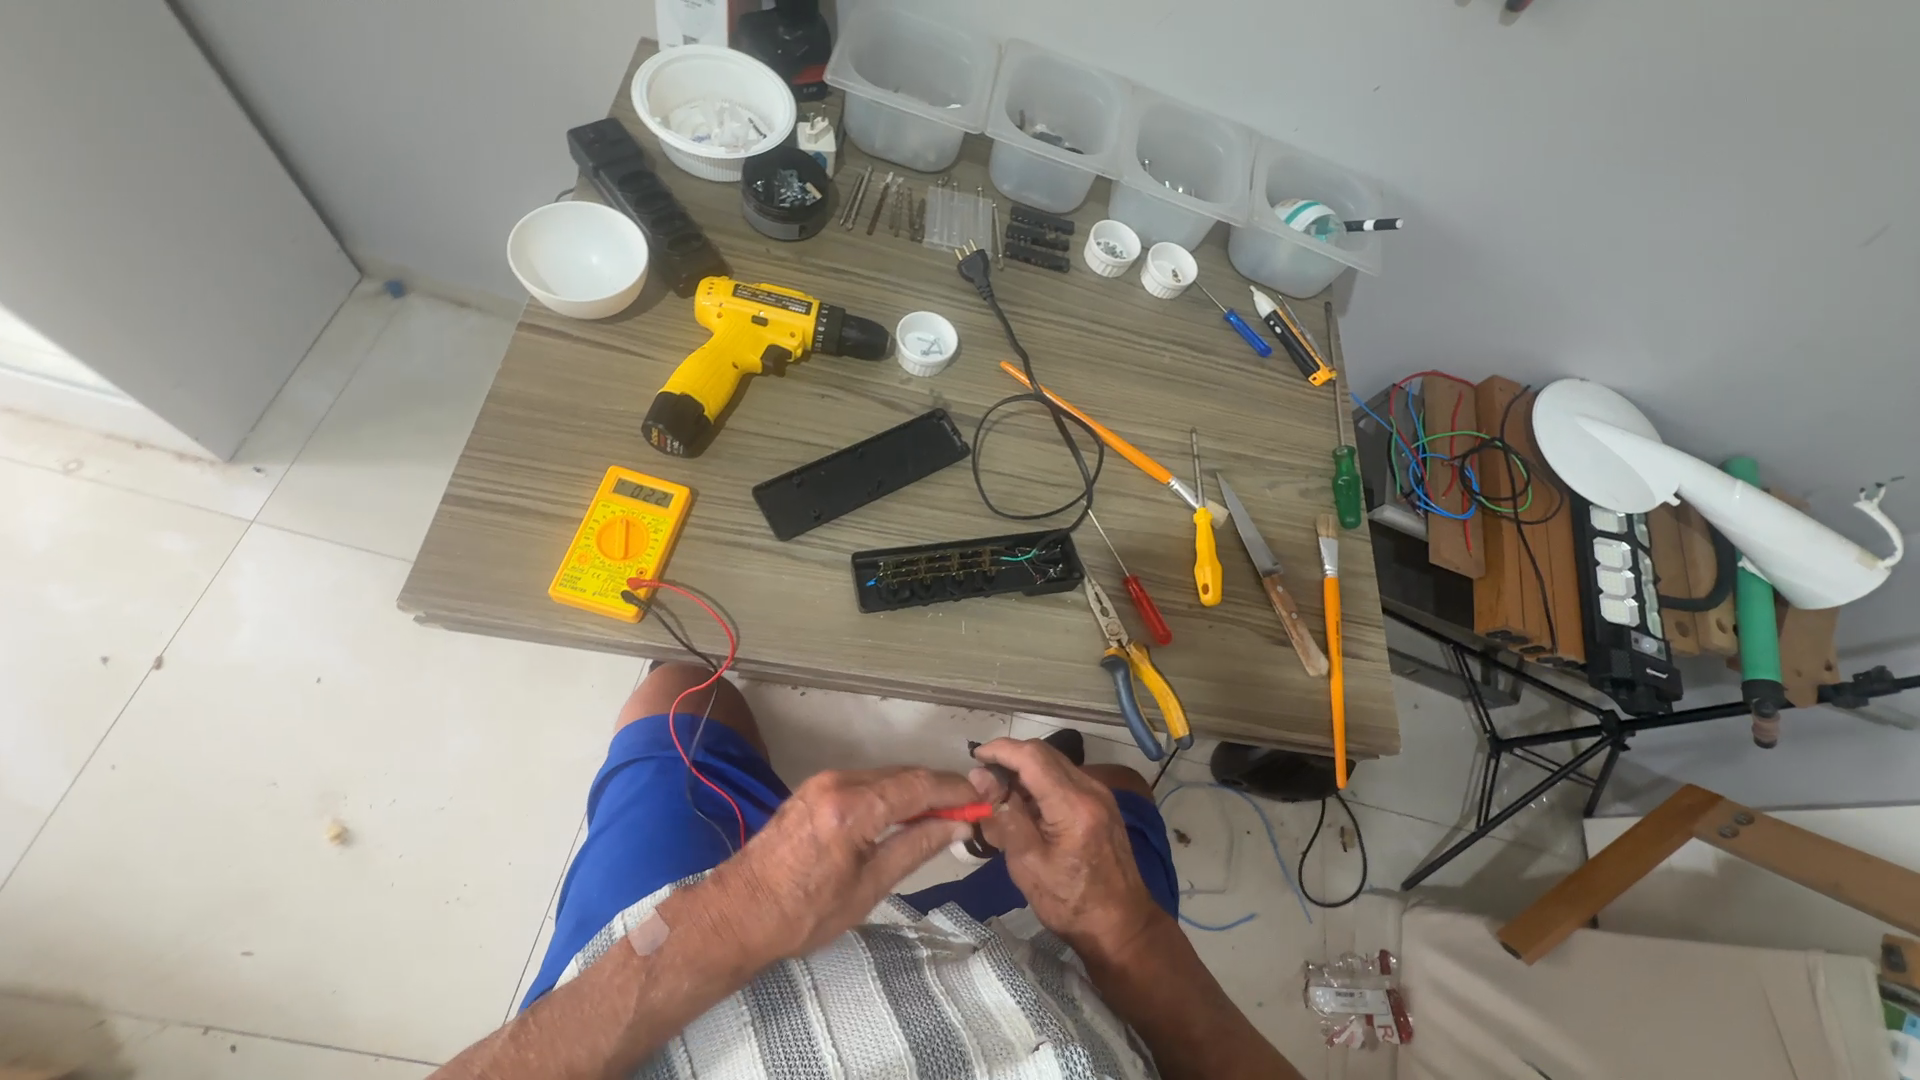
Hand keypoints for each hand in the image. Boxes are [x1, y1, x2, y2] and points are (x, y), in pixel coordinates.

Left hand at [700, 767, 980, 961]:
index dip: (956, 790)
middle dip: (940, 788)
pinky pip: (864, 782)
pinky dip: (891, 793)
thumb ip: (916, 847)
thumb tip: (958, 825)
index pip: (920, 785)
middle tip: (970, 808)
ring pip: (884, 776)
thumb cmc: (804, 914)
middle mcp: (839, 782)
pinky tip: (904, 813)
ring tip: (943, 814)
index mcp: (854, 807)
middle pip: (904, 775)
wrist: (738, 914)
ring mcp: (823, 782)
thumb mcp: (869, 887)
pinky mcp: (813, 789)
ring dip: (916, 790)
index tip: (983, 798)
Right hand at [973, 738, 1162, 953]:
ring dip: (1025, 770)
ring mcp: (1100, 795)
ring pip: (1055, 764)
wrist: (1123, 927)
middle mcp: (1091, 789)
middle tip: (983, 780)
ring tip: (999, 794)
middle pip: (1044, 754)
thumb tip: (980, 780)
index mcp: (1073, 804)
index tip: (975, 757)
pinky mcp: (1101, 805)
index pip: (1032, 756)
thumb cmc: (1071, 903)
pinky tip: (1025, 805)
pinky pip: (1065, 779)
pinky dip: (1041, 782)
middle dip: (1010, 758)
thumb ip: (1004, 817)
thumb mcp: (1027, 864)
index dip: (1001, 750)